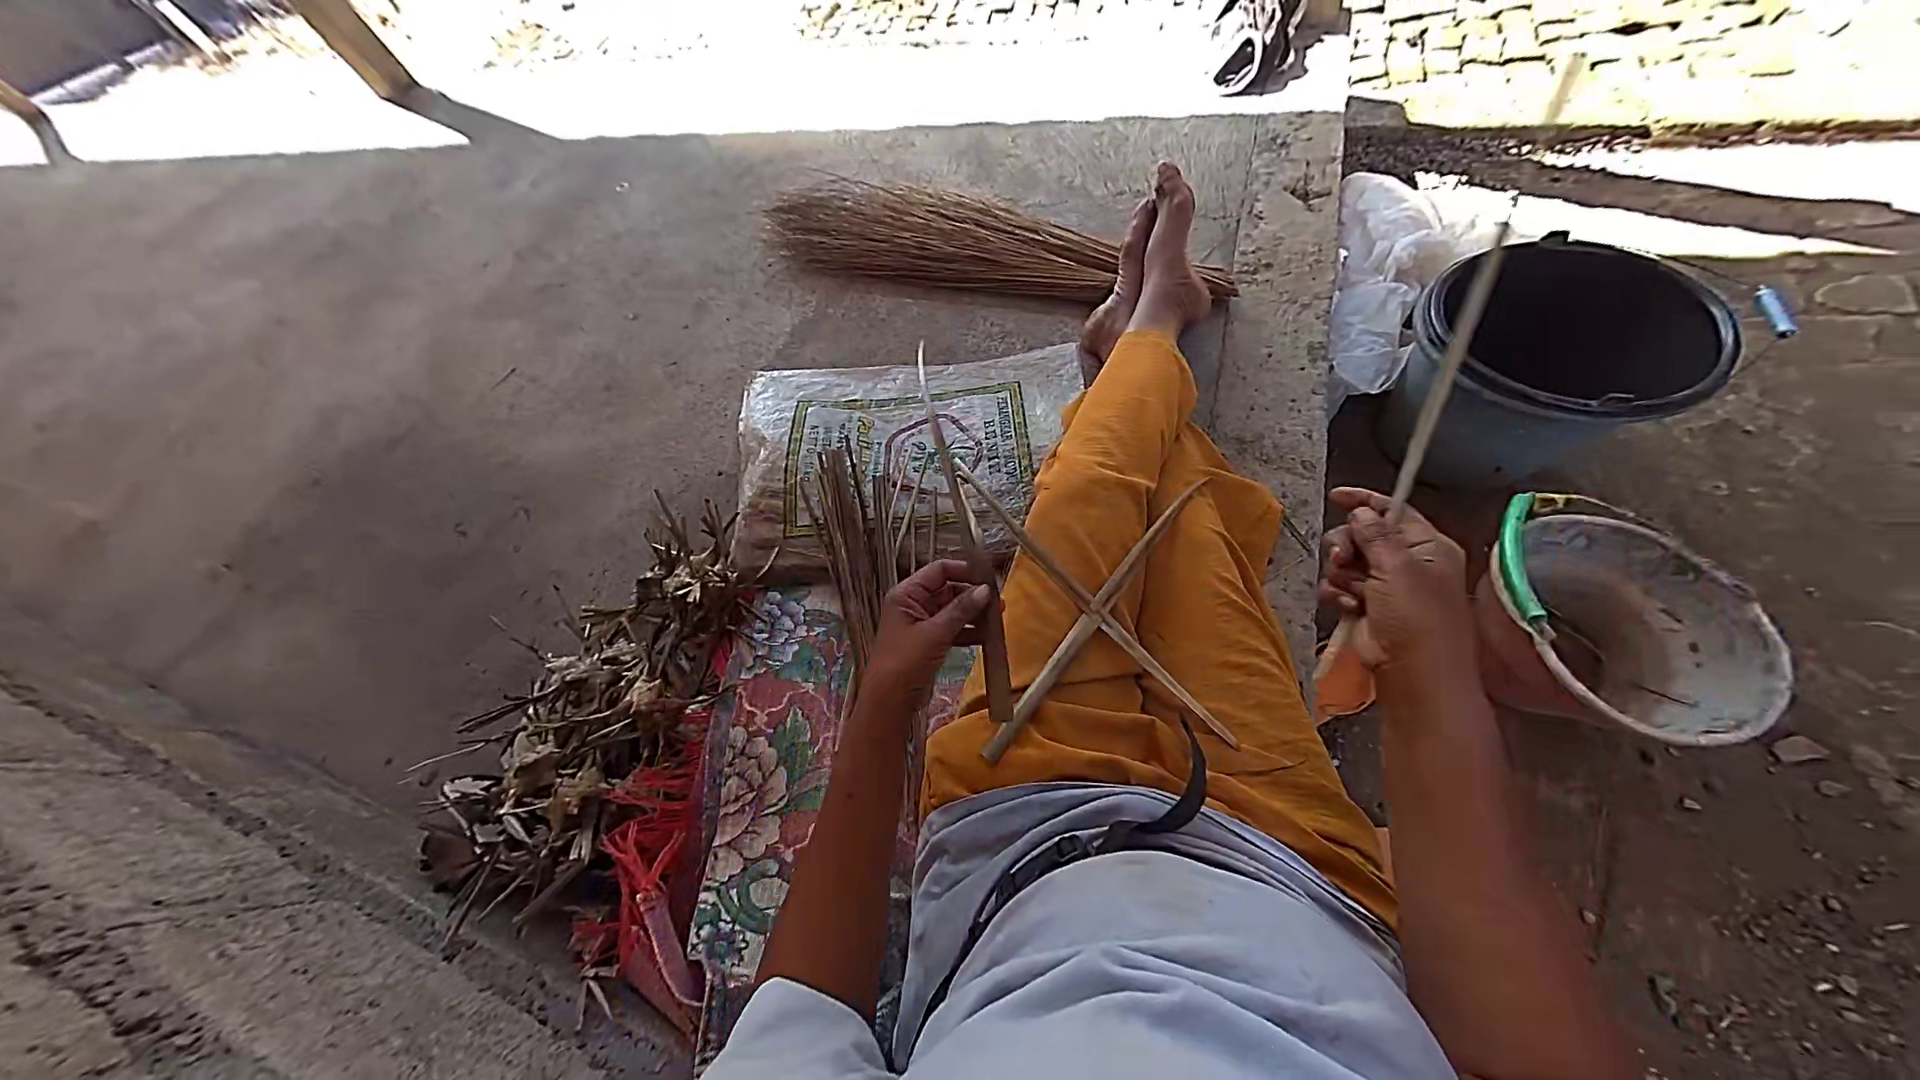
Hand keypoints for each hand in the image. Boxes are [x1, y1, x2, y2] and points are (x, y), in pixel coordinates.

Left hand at [860, 560, 993, 712]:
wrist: (889, 702)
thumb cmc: (905, 662)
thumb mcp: (936, 633)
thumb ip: (961, 610)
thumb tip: (984, 590)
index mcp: (906, 594)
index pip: (939, 570)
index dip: (964, 571)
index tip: (988, 578)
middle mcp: (912, 604)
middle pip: (948, 589)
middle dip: (973, 595)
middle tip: (998, 602)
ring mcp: (921, 624)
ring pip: (953, 610)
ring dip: (974, 614)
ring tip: (997, 618)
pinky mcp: (929, 642)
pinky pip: (952, 629)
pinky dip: (968, 631)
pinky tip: (987, 635)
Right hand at [1319, 487, 1471, 669]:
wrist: (1413, 670)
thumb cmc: (1416, 616)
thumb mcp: (1398, 567)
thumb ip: (1375, 534)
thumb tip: (1359, 511)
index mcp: (1426, 546)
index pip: (1392, 510)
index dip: (1365, 501)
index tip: (1336, 497)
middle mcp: (1404, 561)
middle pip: (1360, 535)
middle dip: (1345, 546)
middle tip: (1343, 559)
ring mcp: (1382, 584)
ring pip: (1344, 562)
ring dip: (1342, 575)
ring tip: (1354, 593)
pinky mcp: (1363, 604)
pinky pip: (1337, 586)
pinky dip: (1338, 595)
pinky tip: (1350, 608)